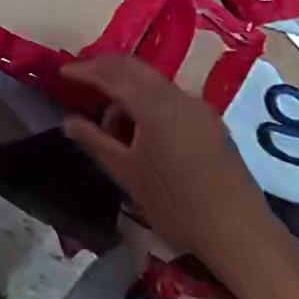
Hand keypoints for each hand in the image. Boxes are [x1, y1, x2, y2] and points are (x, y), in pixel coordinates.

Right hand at [62, 55, 289, 280]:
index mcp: (155, 103)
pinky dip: (146, 105)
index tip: (61, 72)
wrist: (237, 230)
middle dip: (104, 72)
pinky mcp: (209, 122)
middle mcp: (178, 95)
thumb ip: (96, 142)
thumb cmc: (175, 204)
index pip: (113, 73)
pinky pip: (169, 99)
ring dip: (126, 94)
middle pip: (134, 69)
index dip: (85, 70)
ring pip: (153, 85)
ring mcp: (198, 107)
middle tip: (78, 84)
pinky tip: (138, 135)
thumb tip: (69, 120)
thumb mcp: (127, 174)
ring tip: (108, 128)